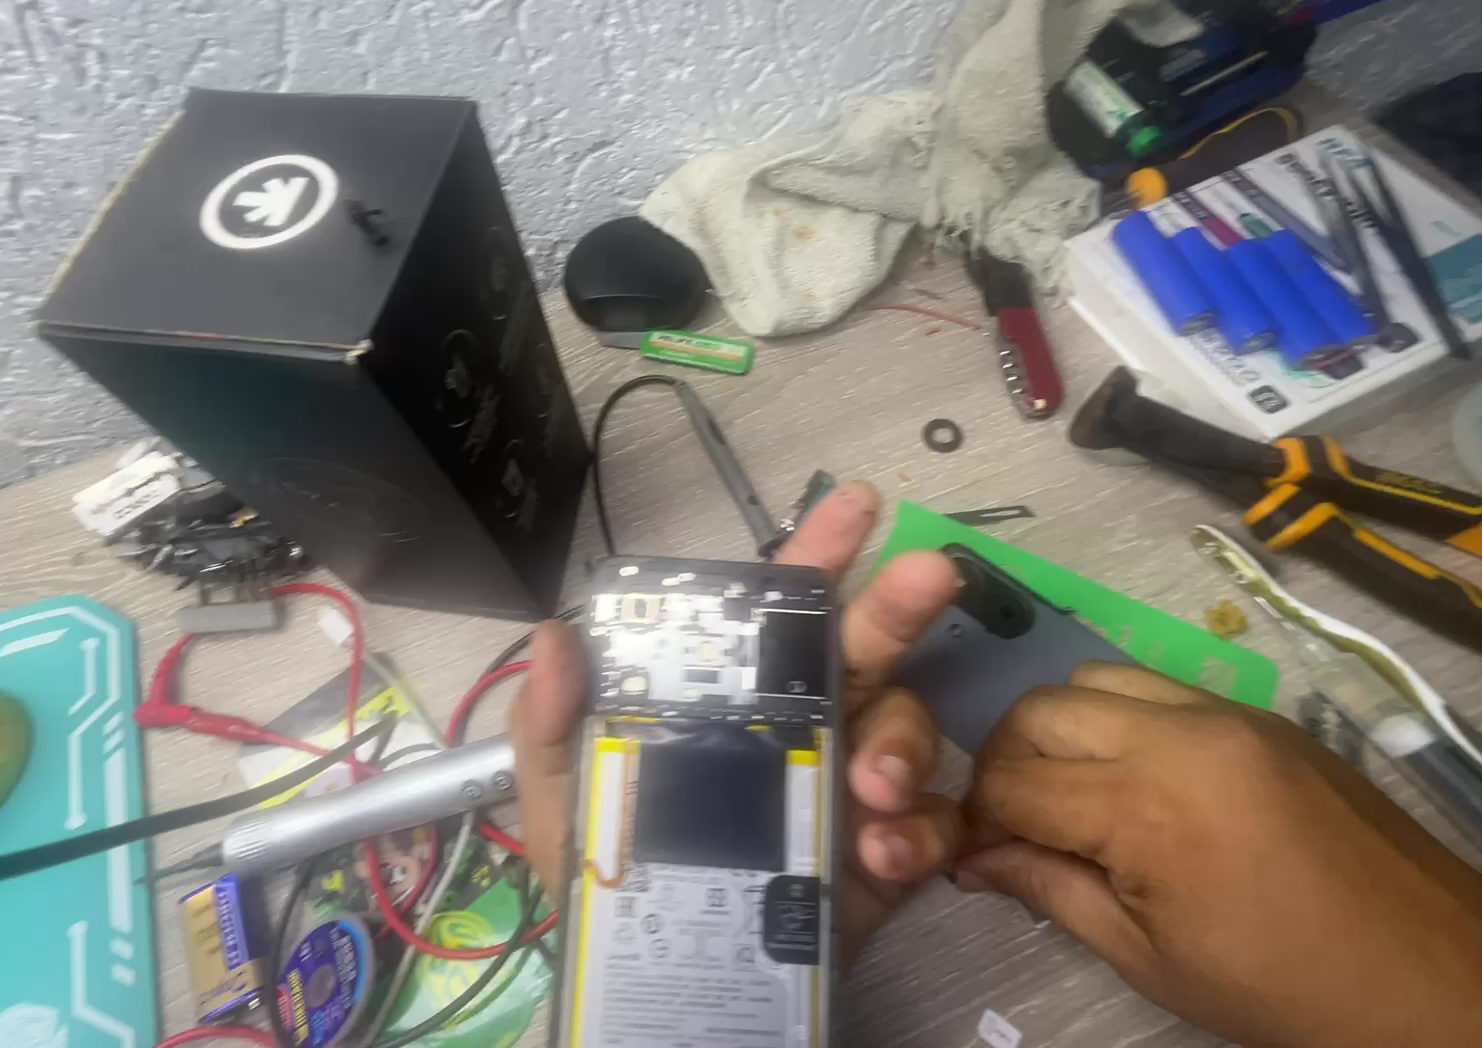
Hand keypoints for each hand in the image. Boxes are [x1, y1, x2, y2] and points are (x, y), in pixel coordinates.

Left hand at [510, 481, 963, 960]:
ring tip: (870, 785)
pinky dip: (916, 832)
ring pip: (904, 726)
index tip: (856, 504)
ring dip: (902, 742)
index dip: (817, 551)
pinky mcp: (881, 849)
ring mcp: (847, 779)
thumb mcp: (563, 783)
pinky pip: (925, 824)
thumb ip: (552, 714)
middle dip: (897, 604)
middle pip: (861, 645)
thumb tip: (556, 635)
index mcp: (733, 691)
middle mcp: (802, 717)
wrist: (665, 975)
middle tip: (929, 574)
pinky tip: (879, 853)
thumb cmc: (613, 861)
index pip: (777, 609)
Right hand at [956, 662, 1481, 1047]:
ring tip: (1070, 779)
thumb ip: (1045, 890)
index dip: (978, 815)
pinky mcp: (1254, 711)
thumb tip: (968, 856)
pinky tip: (1132, 765)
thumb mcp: (1148, 960)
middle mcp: (1174, 737)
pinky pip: (1150, 682)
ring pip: (1086, 677)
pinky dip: (1114, 713)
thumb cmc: (1287, 990)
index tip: (975, 844)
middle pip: (1036, 711)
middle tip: (1017, 811)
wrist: (1458, 988)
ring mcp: (1220, 712)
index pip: (1011, 784)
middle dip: (1006, 759)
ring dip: (1056, 725)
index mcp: (1144, 811)